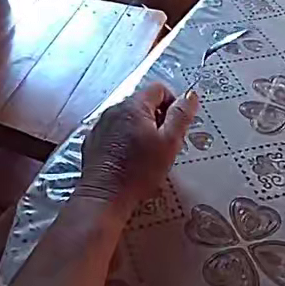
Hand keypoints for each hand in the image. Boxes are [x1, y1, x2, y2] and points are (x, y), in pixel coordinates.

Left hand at [74, 82, 198, 206]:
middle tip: (164, 142)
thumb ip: (181, 115)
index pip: (159, 89)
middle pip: (143, 102)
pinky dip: (125, 138)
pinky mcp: (94, 140)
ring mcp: (102, 124)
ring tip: (147, 152)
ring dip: (141, 128)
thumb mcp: (170, 142)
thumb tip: (190, 96)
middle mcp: (115, 109)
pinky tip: (130, 158)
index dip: (173, 103)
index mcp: (134, 106)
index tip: (175, 124)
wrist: (105, 196)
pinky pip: (115, 130)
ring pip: (129, 116)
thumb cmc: (139, 171)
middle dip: (158, 117)